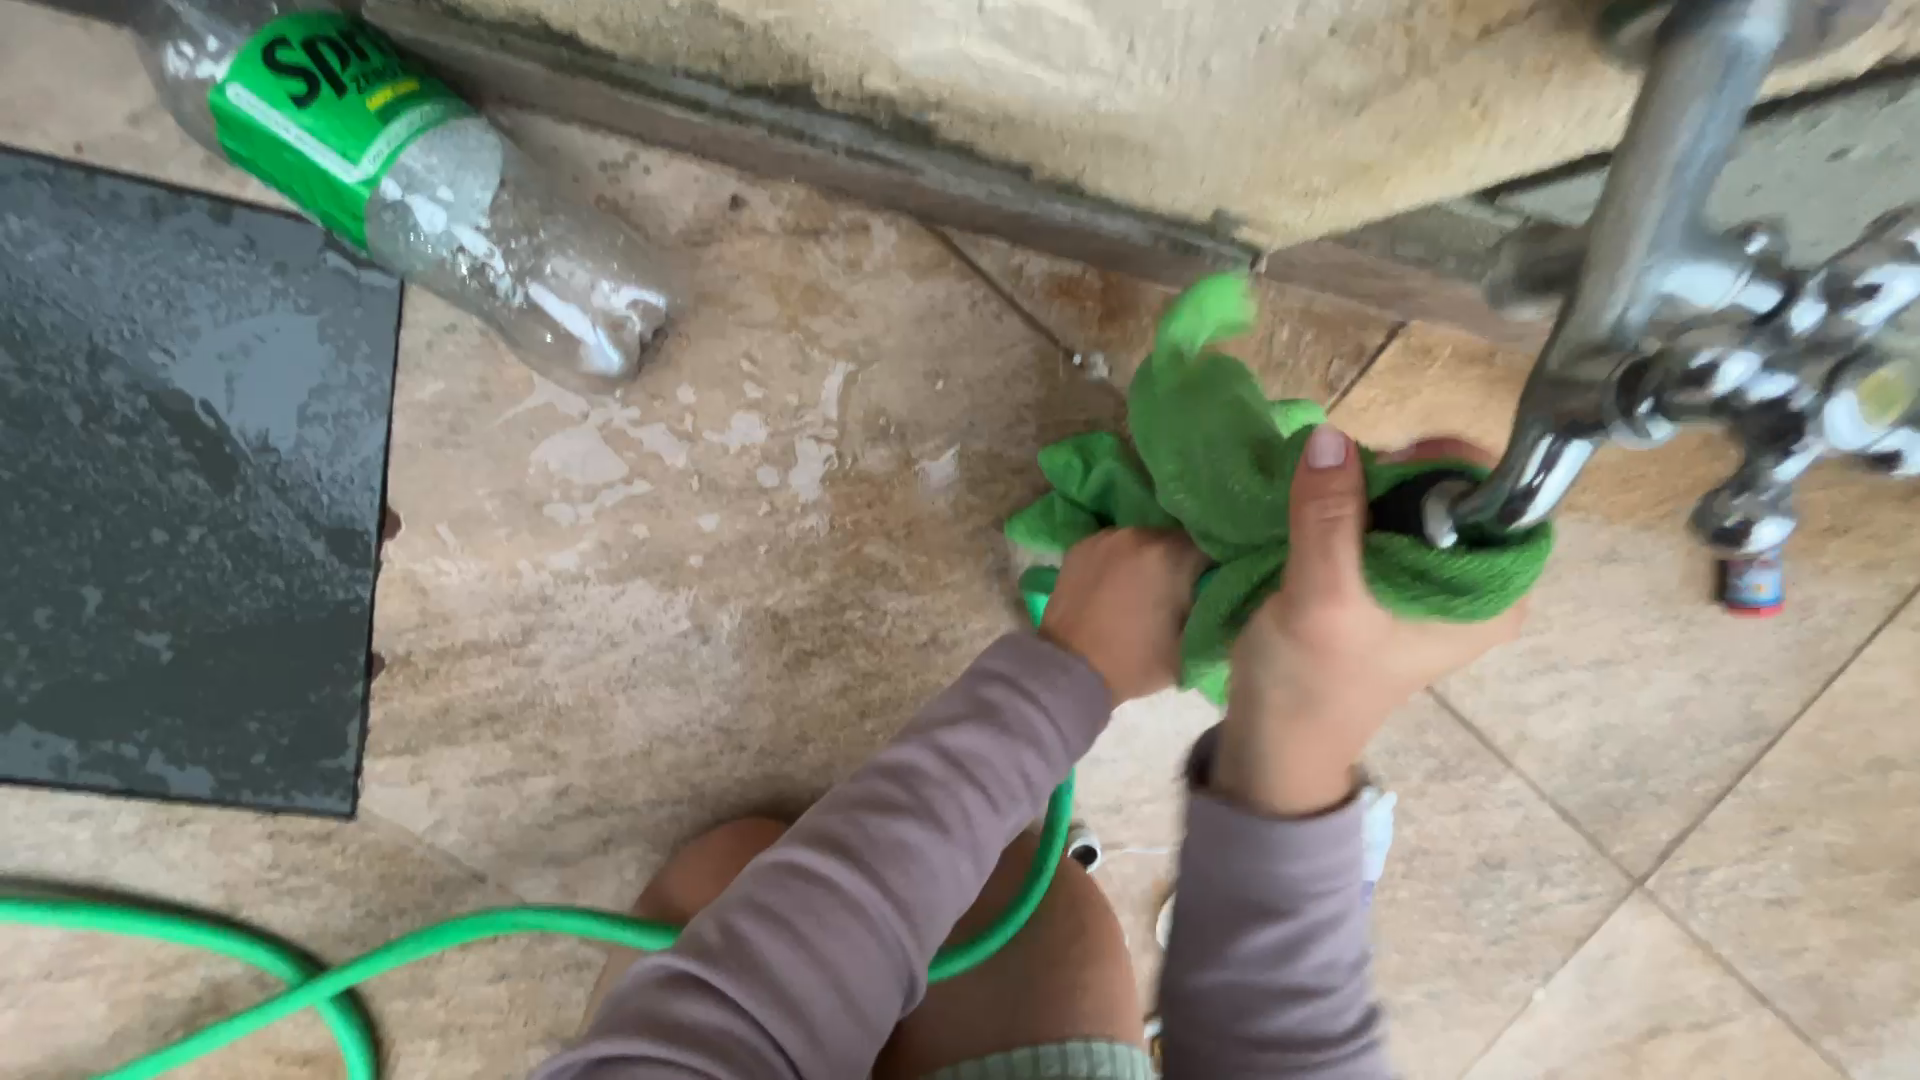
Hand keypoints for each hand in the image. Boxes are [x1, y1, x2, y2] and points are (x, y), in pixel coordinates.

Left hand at [1040, 528, 1209, 705]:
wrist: (1069, 668)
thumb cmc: (1134, 661)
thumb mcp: (1190, 643)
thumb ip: (1214, 609)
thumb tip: (1227, 591)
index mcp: (1169, 553)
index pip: (1210, 544)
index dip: (1217, 564)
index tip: (1216, 582)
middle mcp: (1137, 534)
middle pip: (1175, 538)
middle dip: (1182, 560)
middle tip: (1181, 589)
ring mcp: (1104, 537)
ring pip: (1142, 540)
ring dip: (1149, 558)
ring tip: (1146, 588)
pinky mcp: (1079, 546)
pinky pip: (1113, 546)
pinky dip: (1120, 560)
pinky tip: (1118, 583)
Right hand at [1215, 428, 1525, 816]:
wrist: (1274, 739)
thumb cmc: (1309, 681)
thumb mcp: (1321, 599)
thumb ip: (1329, 520)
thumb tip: (1331, 436)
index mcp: (1491, 594)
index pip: (1494, 494)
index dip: (1439, 464)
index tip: (1372, 461)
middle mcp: (1472, 585)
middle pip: (1446, 493)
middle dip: (1386, 475)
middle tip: (1326, 483)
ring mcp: (1427, 587)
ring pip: (1405, 506)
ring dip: (1356, 491)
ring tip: (1309, 500)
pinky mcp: (1385, 588)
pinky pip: (1375, 527)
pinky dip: (1342, 512)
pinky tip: (1308, 517)